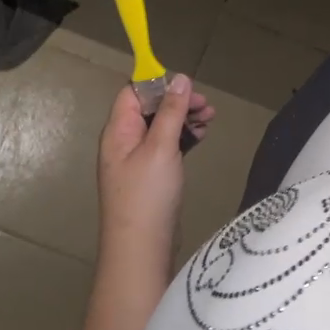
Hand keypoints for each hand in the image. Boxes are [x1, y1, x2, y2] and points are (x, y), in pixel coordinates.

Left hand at [97, 75, 214, 250]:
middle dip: (178, 101)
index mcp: (118, 131)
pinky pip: (167, 145)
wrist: (140, 251)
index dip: (159, 83)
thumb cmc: (147, 195)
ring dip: (185, 118)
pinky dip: (184, 137)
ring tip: (210, 120)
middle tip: (207, 107)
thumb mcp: (161, 147)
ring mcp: (137, 160)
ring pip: (162, 126)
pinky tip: (201, 137)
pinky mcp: (151, 176)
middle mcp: (124, 142)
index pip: (133, 92)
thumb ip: (171, 111)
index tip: (188, 86)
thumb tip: (180, 78)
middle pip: (150, 107)